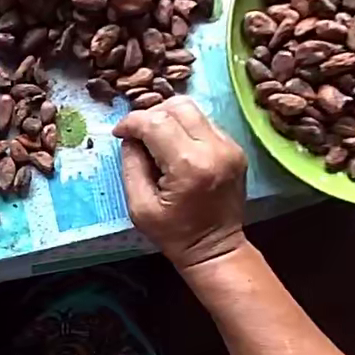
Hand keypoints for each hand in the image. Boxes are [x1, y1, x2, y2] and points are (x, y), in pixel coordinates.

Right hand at [114, 97, 247, 268]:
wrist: (215, 248)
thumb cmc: (173, 233)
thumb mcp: (139, 206)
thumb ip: (131, 165)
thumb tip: (130, 138)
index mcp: (189, 166)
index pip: (155, 122)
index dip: (131, 122)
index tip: (119, 134)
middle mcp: (214, 149)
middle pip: (177, 106)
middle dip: (150, 115)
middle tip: (137, 134)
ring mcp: (230, 147)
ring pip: (193, 110)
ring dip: (168, 118)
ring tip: (154, 140)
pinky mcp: (235, 149)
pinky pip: (204, 123)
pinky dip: (184, 128)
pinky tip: (174, 147)